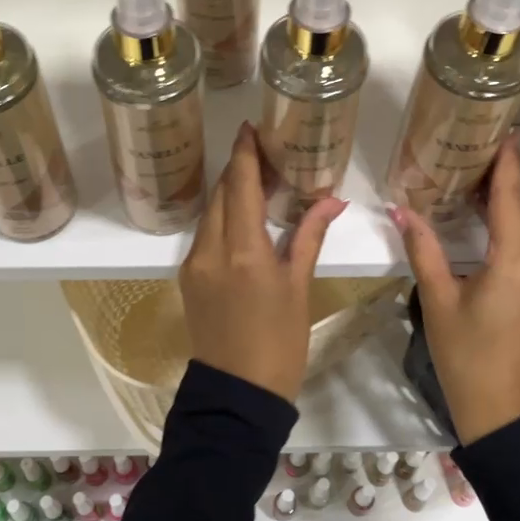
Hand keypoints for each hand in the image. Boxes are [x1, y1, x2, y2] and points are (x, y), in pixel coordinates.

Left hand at [179, 122, 346, 401]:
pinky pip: (204, 234)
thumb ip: (309, 237)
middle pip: (222, 194)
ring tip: (257, 178)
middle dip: (239, 169)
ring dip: (230, 192)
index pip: (241, 185)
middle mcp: (210, 250)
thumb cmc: (279, 344)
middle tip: (264, 151)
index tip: (250, 127)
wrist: (238, 393)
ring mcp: (194, 264)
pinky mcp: (188, 278)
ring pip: (210, 213)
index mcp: (242, 250)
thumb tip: (331, 200)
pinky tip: (241, 215)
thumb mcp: (299, 287)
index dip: (245, 153)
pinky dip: (222, 217)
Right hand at [390, 137, 519, 443]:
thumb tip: (400, 210)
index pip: (511, 199)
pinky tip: (496, 225)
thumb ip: (423, 250)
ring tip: (483, 183)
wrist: (508, 415)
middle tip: (481, 154)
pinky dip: (519, 228)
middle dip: (507, 180)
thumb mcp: (438, 303)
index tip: (504, 133)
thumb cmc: (466, 360)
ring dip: (513, 205)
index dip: (506, 165)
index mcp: (516, 263)